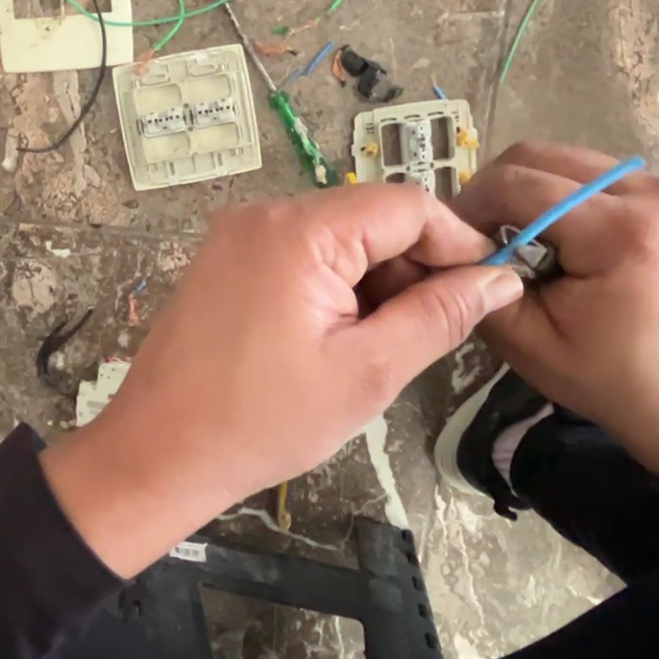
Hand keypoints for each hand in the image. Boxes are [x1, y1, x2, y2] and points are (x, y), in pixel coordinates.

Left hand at [43, 185, 523, 574]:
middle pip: (369, 217)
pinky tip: (334, 338)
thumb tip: (499, 279)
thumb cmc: (261, 422)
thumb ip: (439, 316)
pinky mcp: (223, 261)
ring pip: (336, 238)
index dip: (455, 244)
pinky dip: (332, 286)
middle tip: (423, 335)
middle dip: (411, 268)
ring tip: (373, 347)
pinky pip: (298, 255)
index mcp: (299, 230)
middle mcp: (263, 215)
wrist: (158, 453)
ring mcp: (236, 236)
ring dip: (373, 282)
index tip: (482, 294)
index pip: (406, 205)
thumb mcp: (367, 372)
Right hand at [452, 142, 658, 476]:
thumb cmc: (610, 380)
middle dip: (495, 192)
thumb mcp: (525, 342)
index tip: (451, 239)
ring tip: (516, 238)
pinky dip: (564, 197)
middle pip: (541, 157)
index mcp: (622, 232)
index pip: (517, 183)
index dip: (470, 205)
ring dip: (529, 192)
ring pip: (567, 161)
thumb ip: (479, 284)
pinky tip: (558, 237)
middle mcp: (656, 192)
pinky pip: (597, 175)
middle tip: (478, 236)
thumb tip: (448, 243)